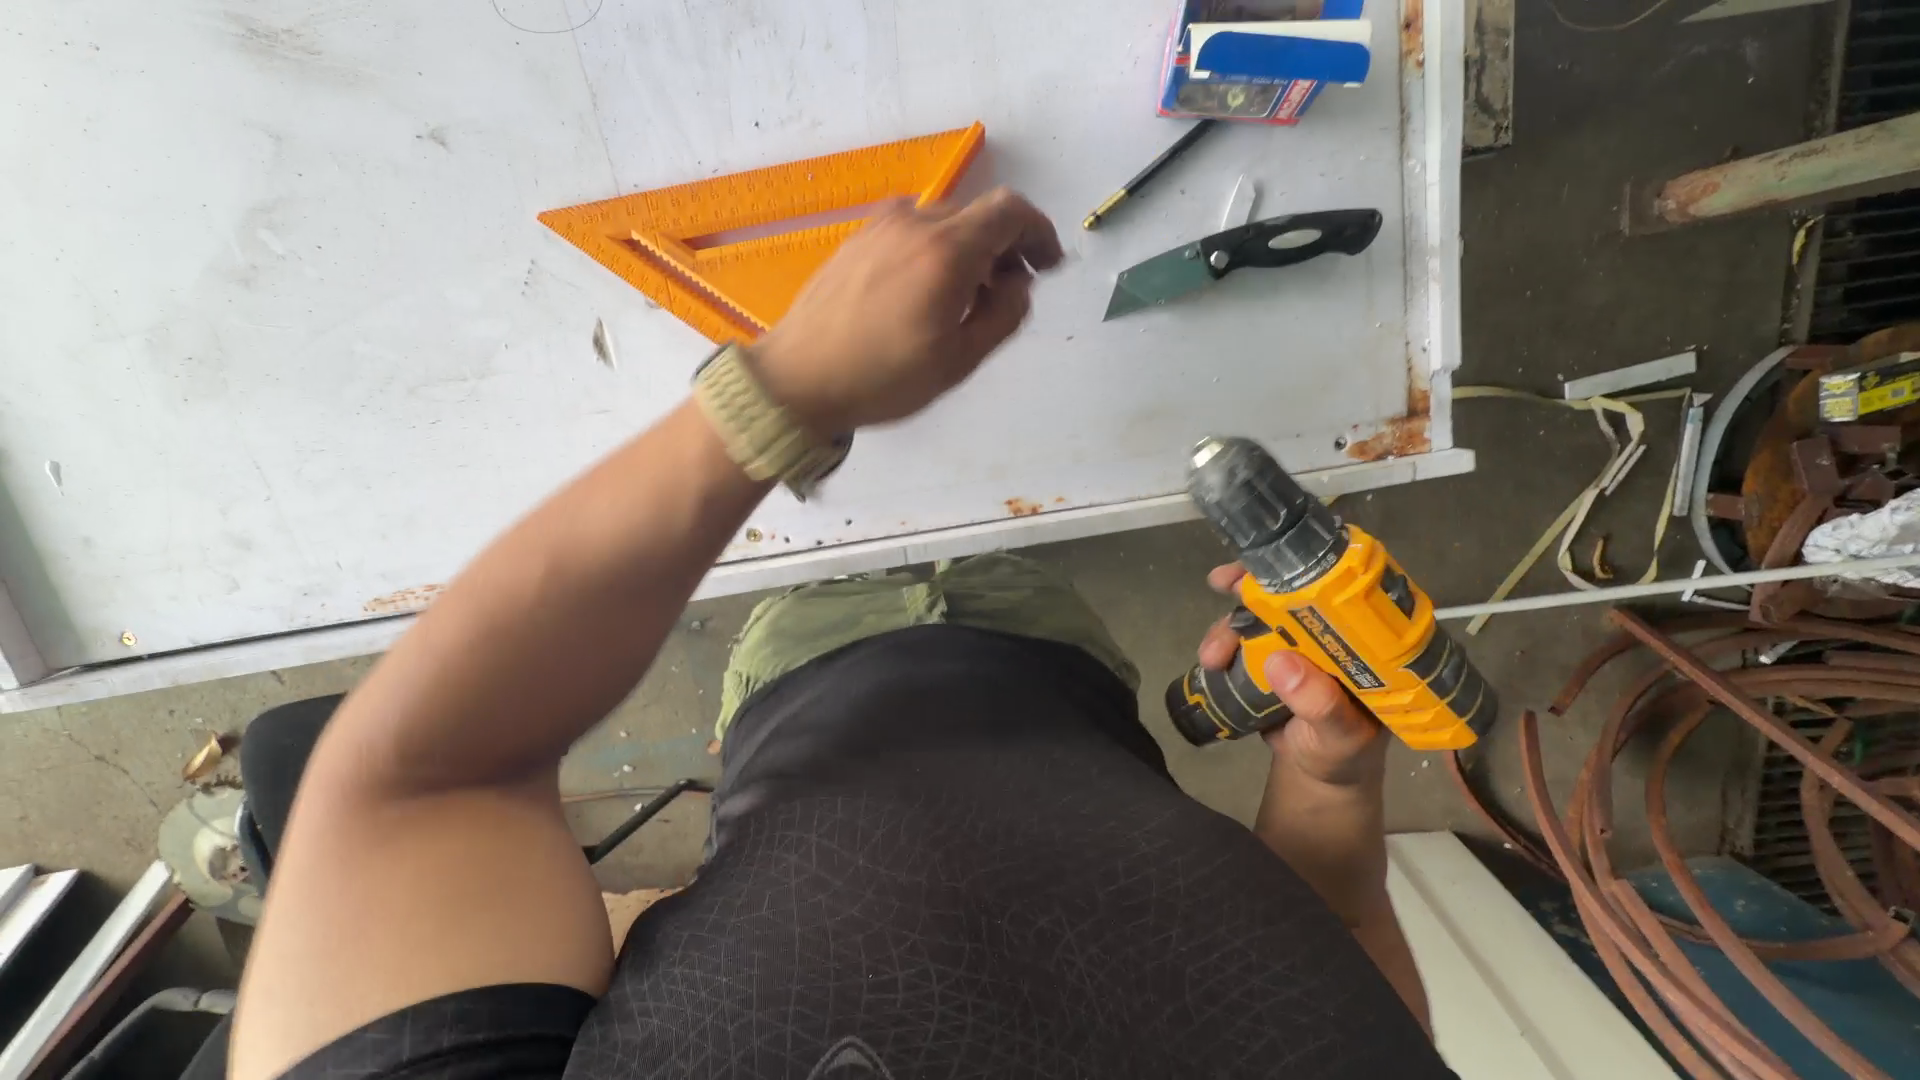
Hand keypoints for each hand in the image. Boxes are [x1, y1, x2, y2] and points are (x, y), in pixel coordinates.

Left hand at [748, 187, 1063, 435]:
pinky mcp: (857, 240)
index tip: (1047, 265)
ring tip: (964, 301)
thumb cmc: (882, 379)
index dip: (1039, 232)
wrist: (797, 379)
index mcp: (946, 251)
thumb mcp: (958, 361)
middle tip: (1007, 294)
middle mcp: (914, 223)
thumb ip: (1003, 315)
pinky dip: (934, 252)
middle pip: (977, 217)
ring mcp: (879, 228)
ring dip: (968, 252)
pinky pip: (911, 233)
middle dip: (1004, 249)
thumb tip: (1017, 283)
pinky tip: (924, 295)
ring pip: (943, 224)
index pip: (1009, 211)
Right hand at [1198, 563, 1387, 787]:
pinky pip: (1237, 641)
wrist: (1320, 775)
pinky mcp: (1265, 657)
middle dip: (1249, 584)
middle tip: (1222, 583)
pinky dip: (1219, 644)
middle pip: (1286, 591)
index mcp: (1359, 638)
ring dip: (1227, 627)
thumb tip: (1281, 661)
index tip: (1273, 566)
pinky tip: (1209, 660)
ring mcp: (1293, 642)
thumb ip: (1320, 704)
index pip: (1336, 587)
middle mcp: (1326, 630)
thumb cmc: (1344, 753)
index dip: (1303, 569)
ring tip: (1211, 657)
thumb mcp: (1340, 734)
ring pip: (1254, 616)